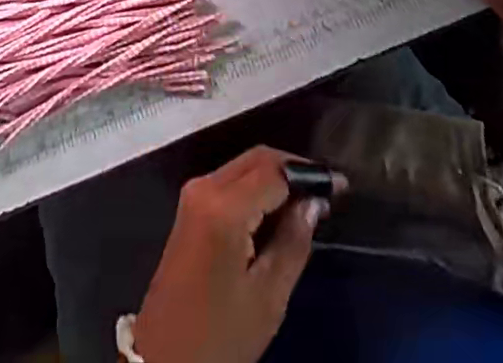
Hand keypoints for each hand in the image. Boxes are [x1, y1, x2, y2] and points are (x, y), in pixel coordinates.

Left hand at [131, 146, 332, 362]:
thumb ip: (294, 241)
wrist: (162, 358)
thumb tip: (314, 203)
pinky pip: (231, 181)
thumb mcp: (268, 296)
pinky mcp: (190, 207)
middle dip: (295, 168)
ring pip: (244, 166)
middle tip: (329, 191)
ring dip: (277, 177)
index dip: (311, 173)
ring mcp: (193, 195)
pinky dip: (258, 187)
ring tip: (310, 203)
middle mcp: (205, 187)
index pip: (275, 171)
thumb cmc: (220, 334)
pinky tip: (279, 210)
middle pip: (257, 159)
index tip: (341, 185)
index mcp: (223, 207)